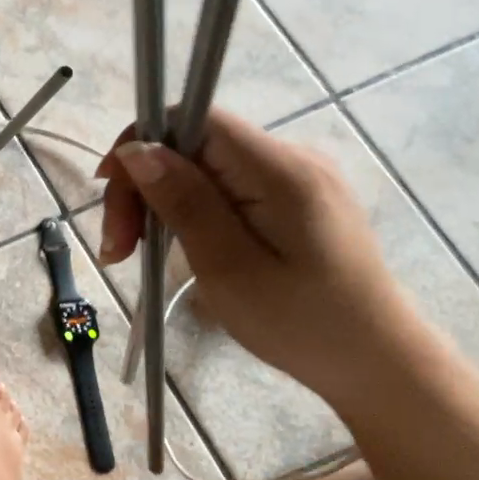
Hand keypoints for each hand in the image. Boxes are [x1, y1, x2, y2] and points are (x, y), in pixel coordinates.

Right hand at [98, 110, 416, 398]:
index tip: (106, 189)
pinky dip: (186, 211)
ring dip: (158, 204)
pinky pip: (222, 187)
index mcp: (280, 170)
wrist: (373, 360)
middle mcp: (291, 159)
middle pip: (191, 145)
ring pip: (200, 168)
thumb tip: (137, 150)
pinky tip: (173, 247)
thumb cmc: (299, 321)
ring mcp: (295, 178)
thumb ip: (184, 201)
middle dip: (142, 187)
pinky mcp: (292, 199)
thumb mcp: (227, 266)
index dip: (141, 141)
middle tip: (117, 249)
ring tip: (136, 255)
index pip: (195, 119)